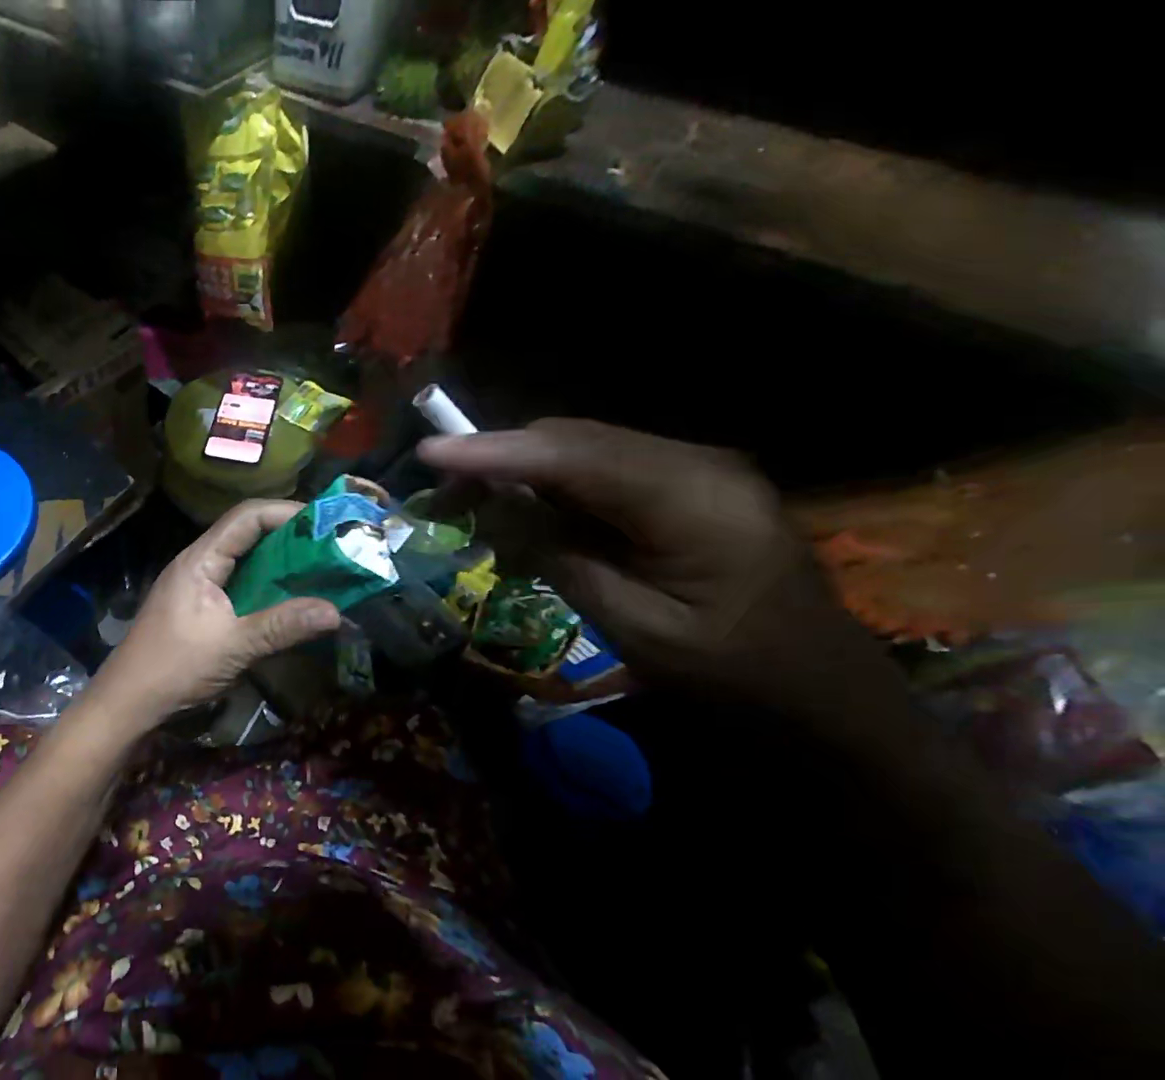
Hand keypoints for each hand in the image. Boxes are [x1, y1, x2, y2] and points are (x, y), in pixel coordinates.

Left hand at [85, 500, 341, 734]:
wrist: (127, 702)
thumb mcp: (234, 646)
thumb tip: (335, 611)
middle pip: (246, 533)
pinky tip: (287, 598)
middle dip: (288, 536)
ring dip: (277, 562)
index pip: (246, 517)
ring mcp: (195, 585)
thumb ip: (282, 625)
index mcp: (200, 560)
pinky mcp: (197, 606)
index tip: (324, 523)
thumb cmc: (175, 667)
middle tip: (329, 546)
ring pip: (242, 560)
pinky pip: (237, 583)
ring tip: (318, 568)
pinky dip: (264, 585)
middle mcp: (197, 563)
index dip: (286, 512)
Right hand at [420, 419, 890, 706]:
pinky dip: (555, 481)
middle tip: (440, 485)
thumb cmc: (736, 676)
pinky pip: (606, 467)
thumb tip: (494, 512)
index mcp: (694, 501)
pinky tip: (525, 505)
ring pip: (586, 446)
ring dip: (524, 466)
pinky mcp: (691, 484)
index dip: (494, 451)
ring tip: (469, 495)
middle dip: (501, 455)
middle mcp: (698, 463)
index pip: (573, 457)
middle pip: (576, 438)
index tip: (429, 453)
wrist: (828, 693)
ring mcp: (699, 468)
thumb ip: (561, 560)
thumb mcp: (637, 629)